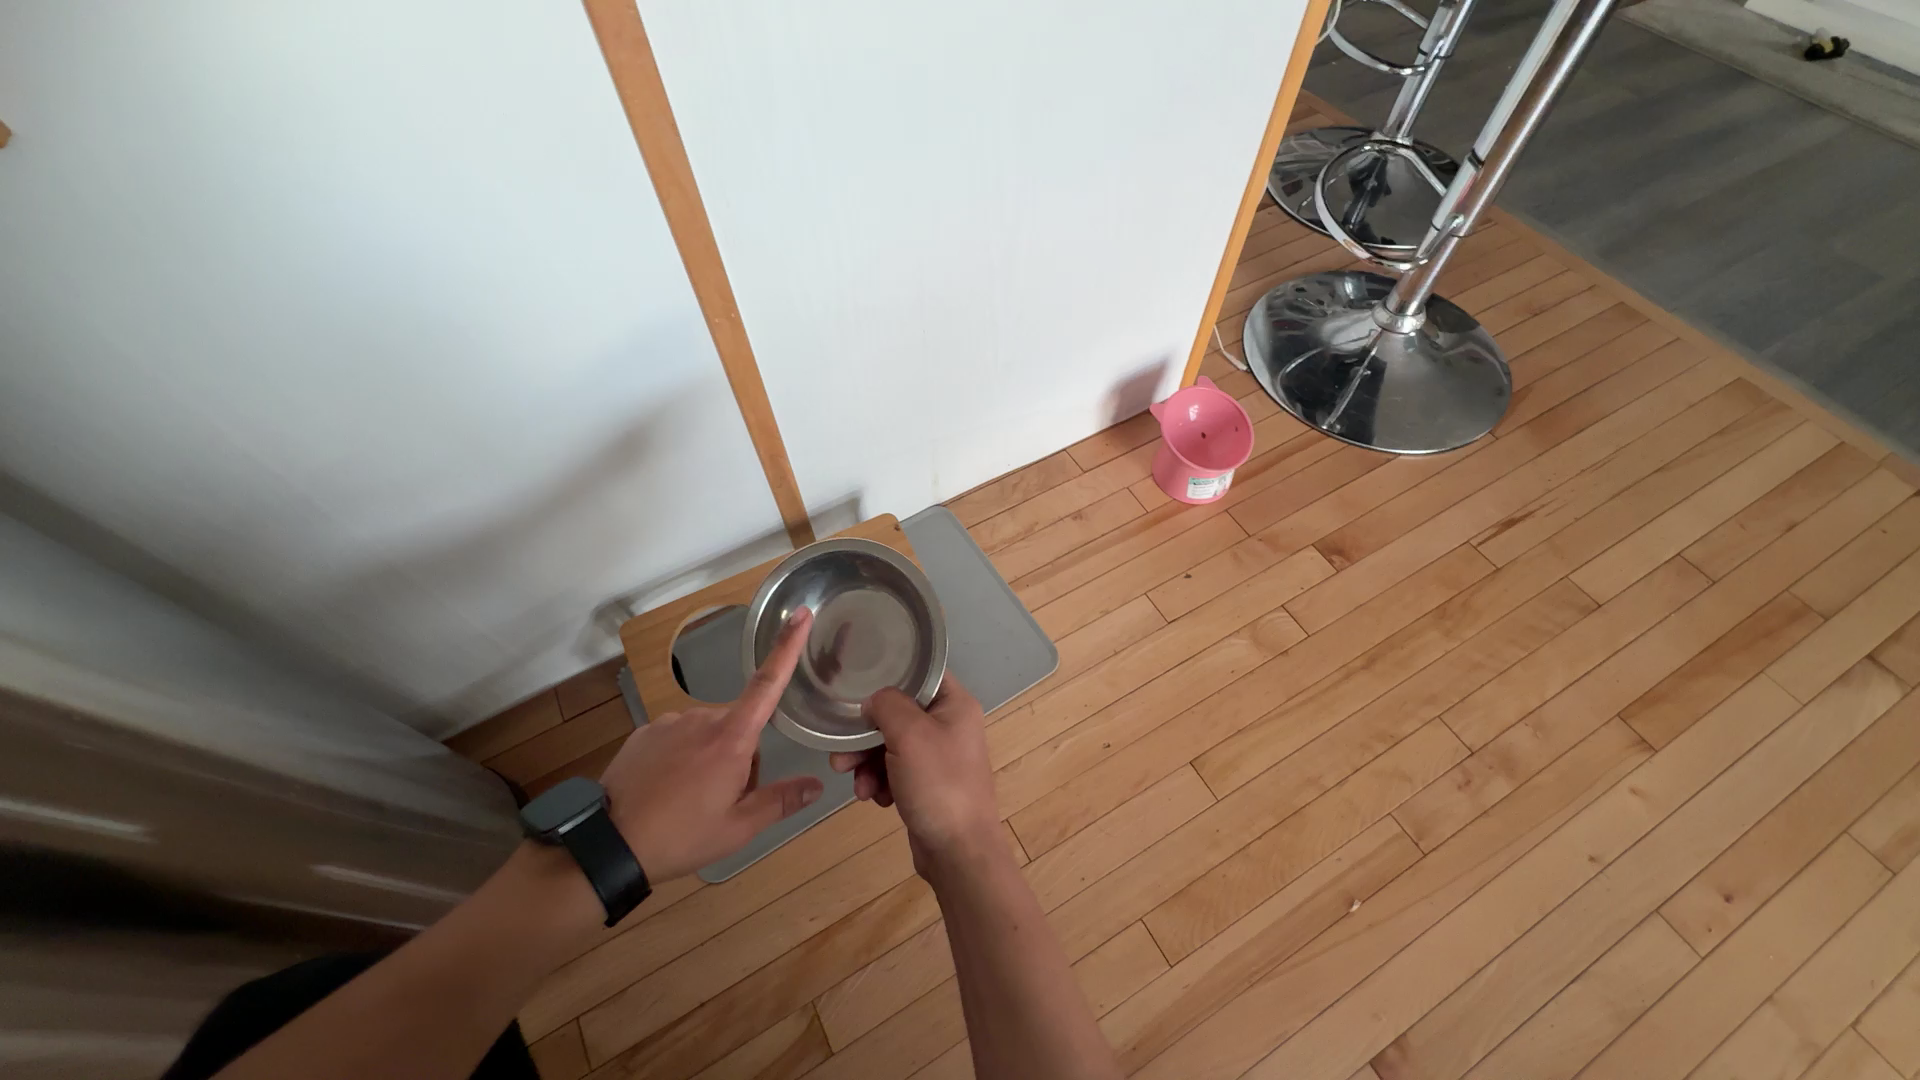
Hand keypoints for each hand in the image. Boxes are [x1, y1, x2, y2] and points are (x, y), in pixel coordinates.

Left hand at [595, 607, 823, 883]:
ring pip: (708, 733)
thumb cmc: (681, 835)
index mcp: (732, 738)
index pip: (768, 684)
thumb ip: (780, 801)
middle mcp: (702, 718)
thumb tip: (817, 786)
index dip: (787, 647)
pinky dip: (682, 758)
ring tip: (690, 800)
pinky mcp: (645, 732)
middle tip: (723, 799)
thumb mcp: (739, 828)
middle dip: (741, 755)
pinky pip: (678, 737)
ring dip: (710, 757)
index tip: (800, 614)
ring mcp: (669, 722)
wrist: (607, 843)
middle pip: (739, 726)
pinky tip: (666, 789)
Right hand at [829, 678, 1002, 878]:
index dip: (889, 677)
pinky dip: (880, 782)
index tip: (856, 687)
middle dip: (866, 736)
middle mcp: (949, 725)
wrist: (958, 852)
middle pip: (898, 714)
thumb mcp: (909, 734)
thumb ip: (887, 705)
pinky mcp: (927, 784)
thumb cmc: (938, 784)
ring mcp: (938, 756)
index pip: (919, 674)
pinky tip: (875, 799)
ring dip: (868, 764)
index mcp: (955, 704)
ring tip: (860, 787)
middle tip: (843, 755)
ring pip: (890, 745)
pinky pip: (894, 771)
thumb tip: (873, 702)